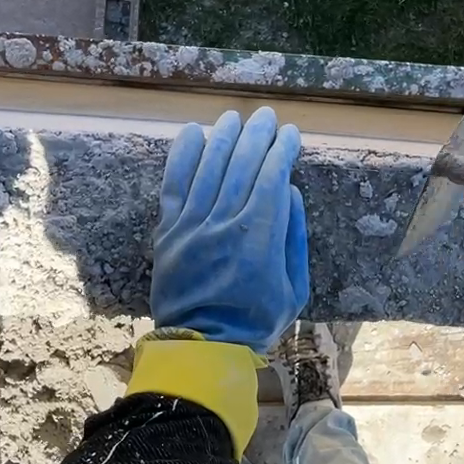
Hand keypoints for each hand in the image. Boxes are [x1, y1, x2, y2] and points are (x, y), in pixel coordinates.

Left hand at [152, 107, 309, 352]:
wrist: (202, 346)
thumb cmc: (256, 321)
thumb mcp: (295, 289)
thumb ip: (294, 239)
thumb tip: (289, 193)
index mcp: (259, 237)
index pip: (272, 178)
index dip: (282, 151)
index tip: (290, 134)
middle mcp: (224, 222)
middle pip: (242, 165)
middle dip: (257, 136)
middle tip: (266, 117)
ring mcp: (192, 225)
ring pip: (209, 168)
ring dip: (223, 138)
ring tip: (235, 118)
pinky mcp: (168, 231)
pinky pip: (174, 185)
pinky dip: (183, 156)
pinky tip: (194, 133)